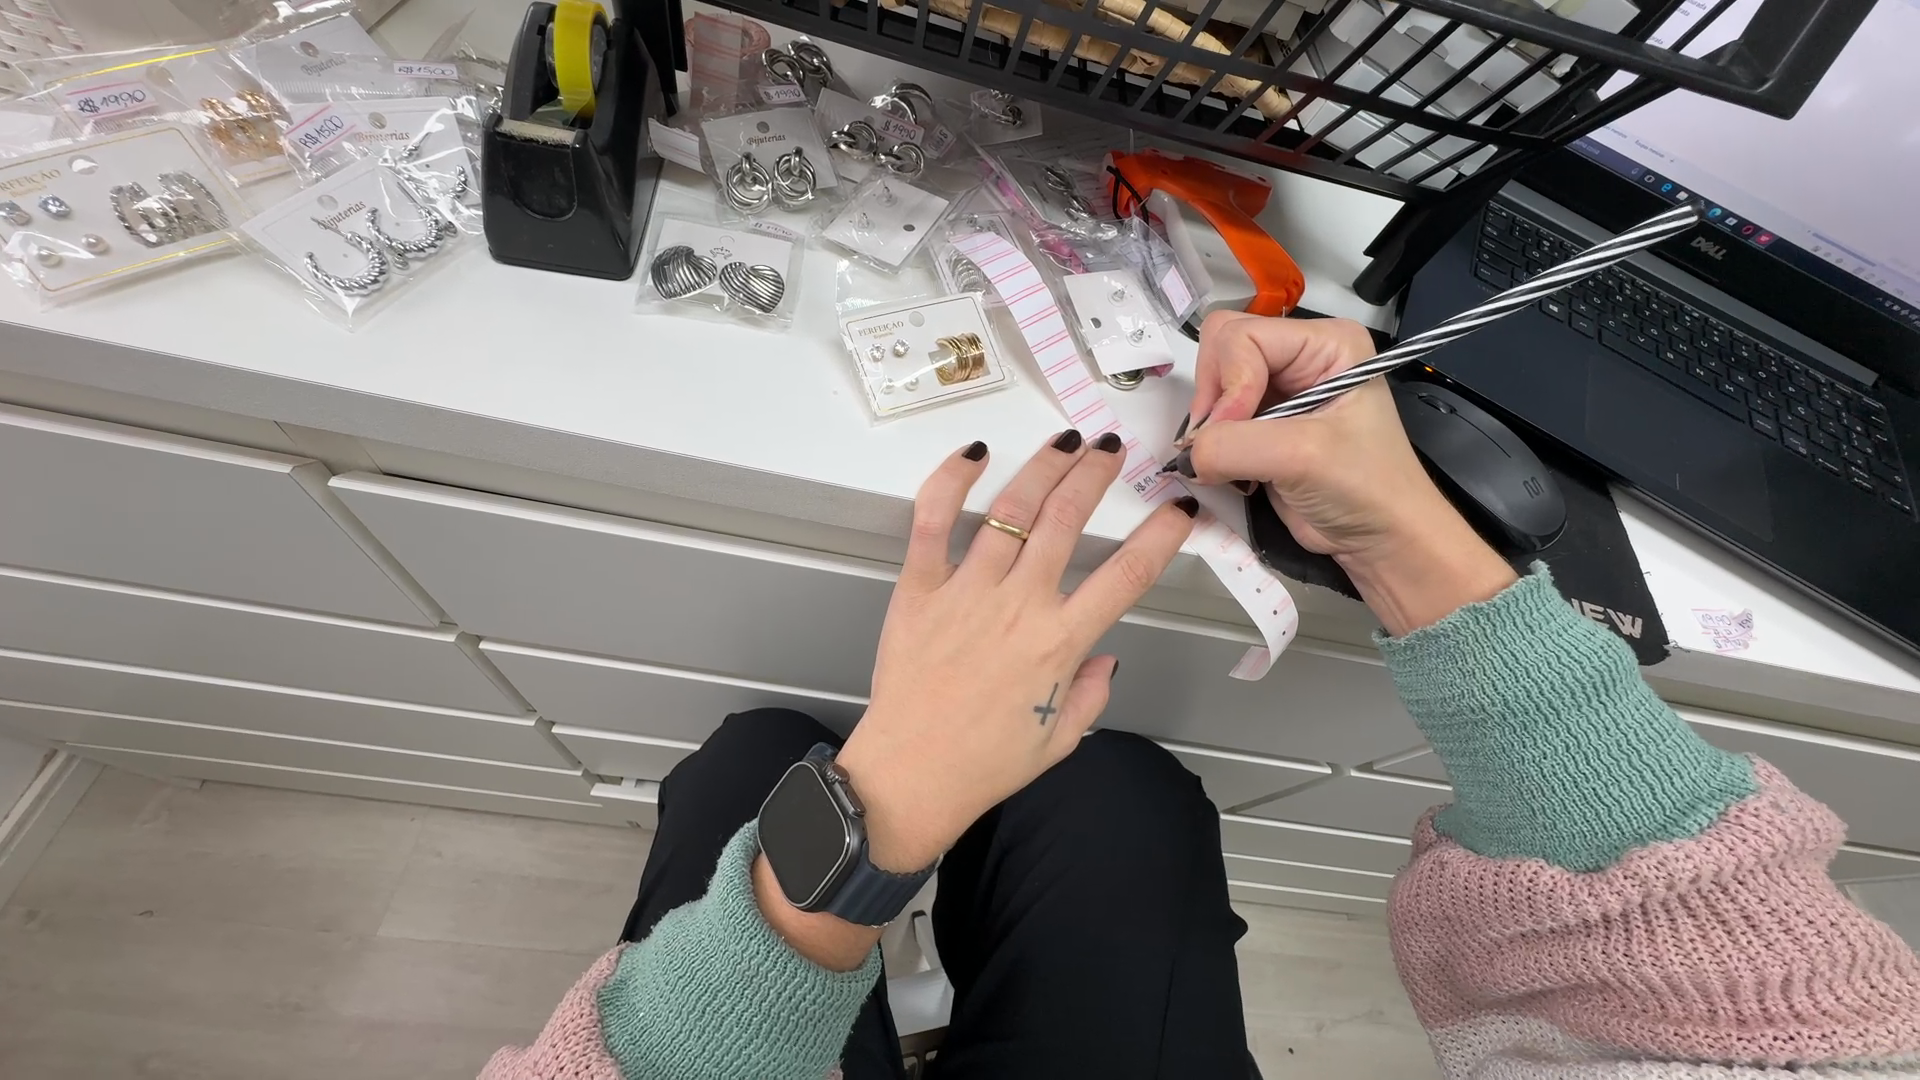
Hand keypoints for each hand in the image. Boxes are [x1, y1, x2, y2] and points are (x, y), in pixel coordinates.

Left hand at [836, 432, 1199, 872]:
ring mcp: (967, 591)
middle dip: (1096, 474)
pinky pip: (932, 522)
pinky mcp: (919, 588)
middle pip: (1068, 519)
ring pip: (1013, 509)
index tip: (1178, 507)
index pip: (1127, 574)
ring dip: (1044, 465)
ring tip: (1066, 440)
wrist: (909, 777)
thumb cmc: (985, 765)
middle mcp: (1019, 605)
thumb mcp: (1059, 740)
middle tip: (1113, 449)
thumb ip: (1092, 692)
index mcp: (1060, 643)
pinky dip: (950, 481)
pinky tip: (973, 454)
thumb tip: (1107, 654)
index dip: (1162, 534)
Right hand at [1179, 312, 1514, 634]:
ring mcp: (1278, 388)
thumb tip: (1186, 452)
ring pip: (1211, 385)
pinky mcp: (1260, 422)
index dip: (1228, 384)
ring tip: (1229, 462)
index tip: (1231, 433)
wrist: (1379, 538)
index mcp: (1324, 342)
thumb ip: (1233, 445)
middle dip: (1212, 398)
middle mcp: (1299, 355)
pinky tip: (1230, 469)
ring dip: (1210, 426)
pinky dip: (1209, 444)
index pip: (1241, 337)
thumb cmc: (1363, 487)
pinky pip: (1213, 417)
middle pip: (1219, 349)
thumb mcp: (1301, 456)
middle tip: (1221, 445)